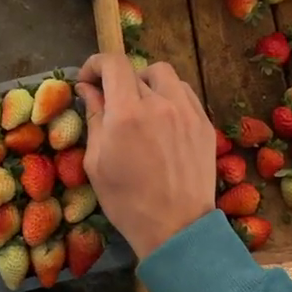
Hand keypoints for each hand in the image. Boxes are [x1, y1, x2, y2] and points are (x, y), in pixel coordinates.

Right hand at [76, 54, 216, 258]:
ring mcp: (186, 111)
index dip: (96, 64)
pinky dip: (169, 96)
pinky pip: (184, 93)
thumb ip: (94, 117)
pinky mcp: (203, 123)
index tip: (87, 79)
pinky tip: (162, 118)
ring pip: (163, 75)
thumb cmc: (127, 200)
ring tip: (139, 106)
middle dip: (117, 80)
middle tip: (111, 102)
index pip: (113, 63)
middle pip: (135, 70)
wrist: (176, 228)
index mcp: (127, 112)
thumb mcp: (96, 161)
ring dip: (146, 83)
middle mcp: (160, 103)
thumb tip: (88, 89)